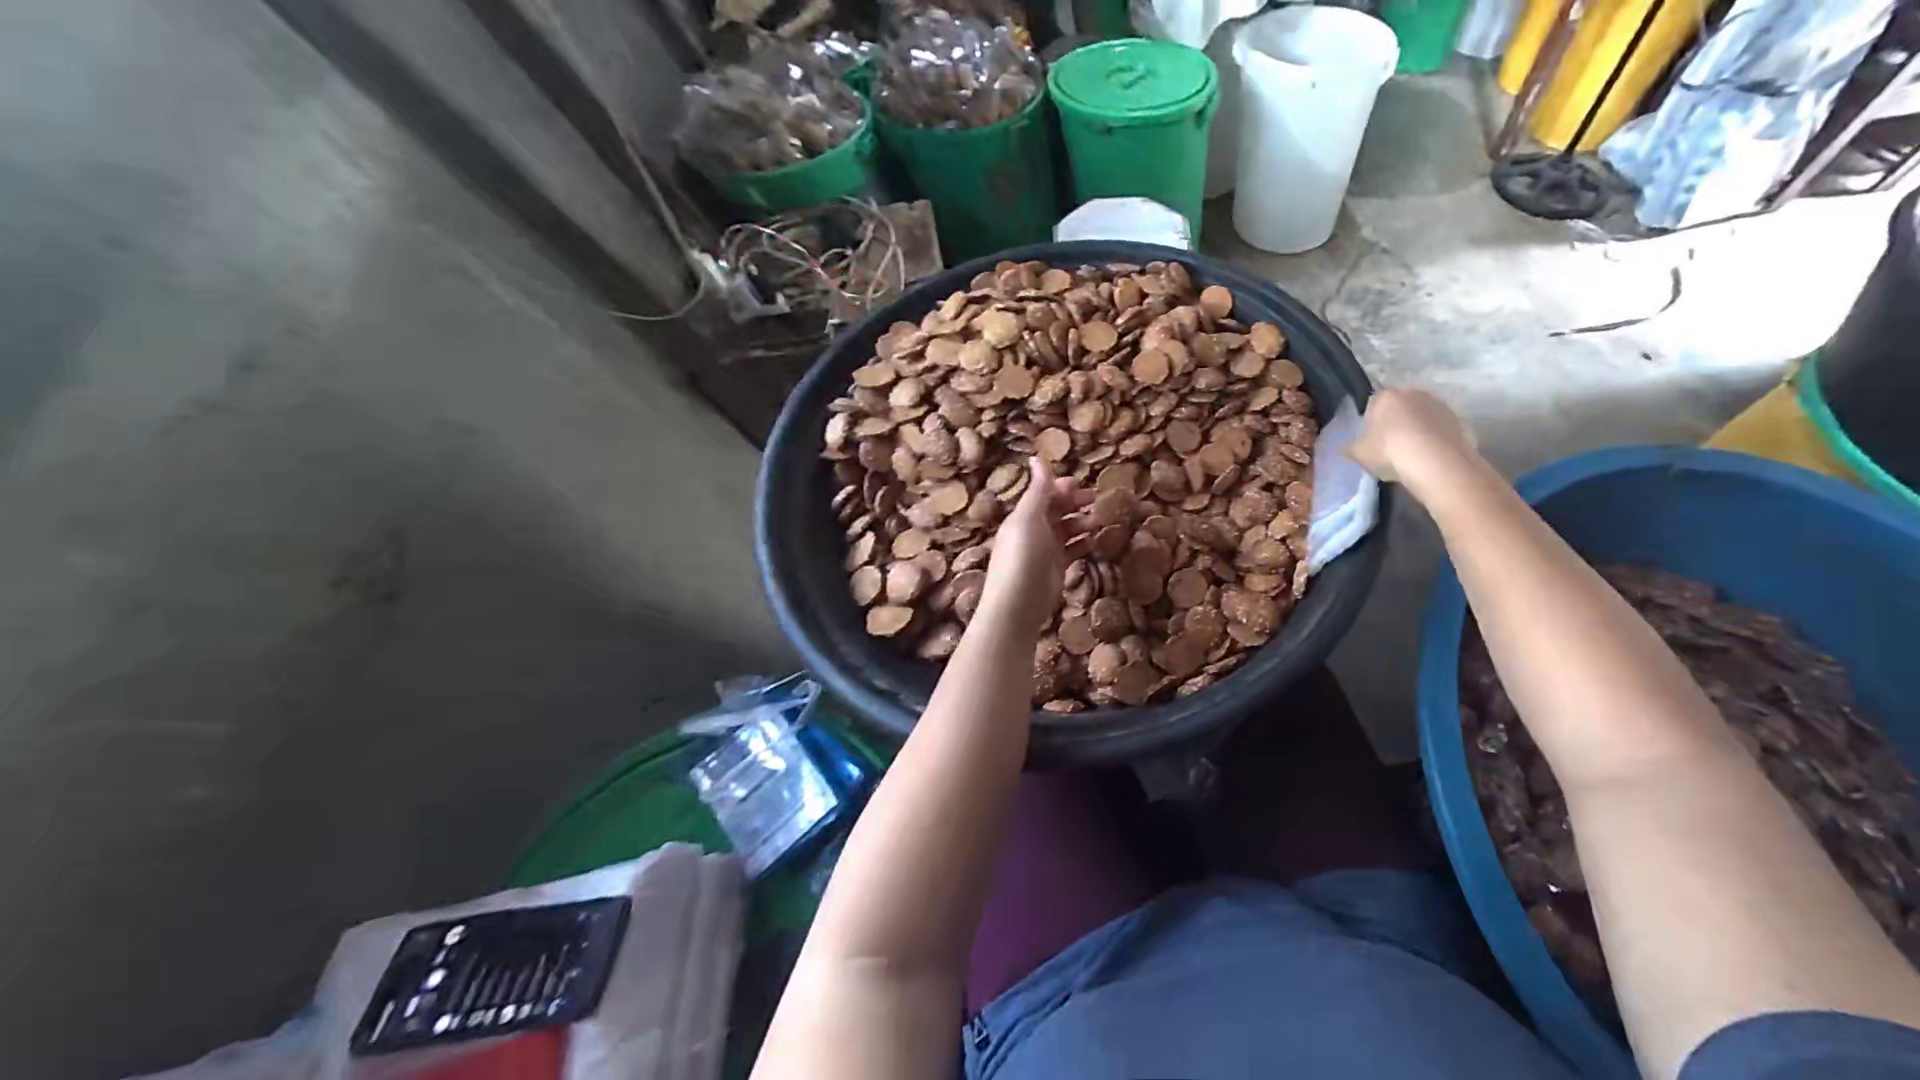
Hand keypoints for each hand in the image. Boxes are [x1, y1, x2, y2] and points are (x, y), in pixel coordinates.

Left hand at [980, 457, 1091, 634]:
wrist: (1018, 602)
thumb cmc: (1022, 555)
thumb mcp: (1029, 517)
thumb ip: (1038, 489)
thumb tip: (1036, 458)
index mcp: (1023, 515)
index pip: (1043, 494)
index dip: (1061, 488)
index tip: (1081, 486)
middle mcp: (1033, 530)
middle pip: (1056, 509)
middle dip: (1075, 503)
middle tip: (1097, 502)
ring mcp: (1045, 550)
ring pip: (1067, 528)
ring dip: (1082, 522)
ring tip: (1100, 521)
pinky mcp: (1056, 568)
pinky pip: (1073, 549)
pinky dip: (1084, 542)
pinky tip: (1096, 540)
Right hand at [1348, 387, 1477, 486]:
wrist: (1436, 462)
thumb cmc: (1390, 451)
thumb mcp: (1359, 453)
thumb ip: (1350, 447)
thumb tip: (1346, 447)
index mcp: (1386, 396)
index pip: (1373, 403)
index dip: (1370, 421)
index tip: (1370, 438)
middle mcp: (1413, 393)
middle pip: (1399, 406)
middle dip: (1395, 420)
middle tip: (1389, 444)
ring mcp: (1439, 404)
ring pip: (1421, 414)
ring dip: (1416, 427)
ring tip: (1411, 451)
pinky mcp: (1458, 418)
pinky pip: (1438, 426)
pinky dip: (1433, 436)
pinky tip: (1428, 454)